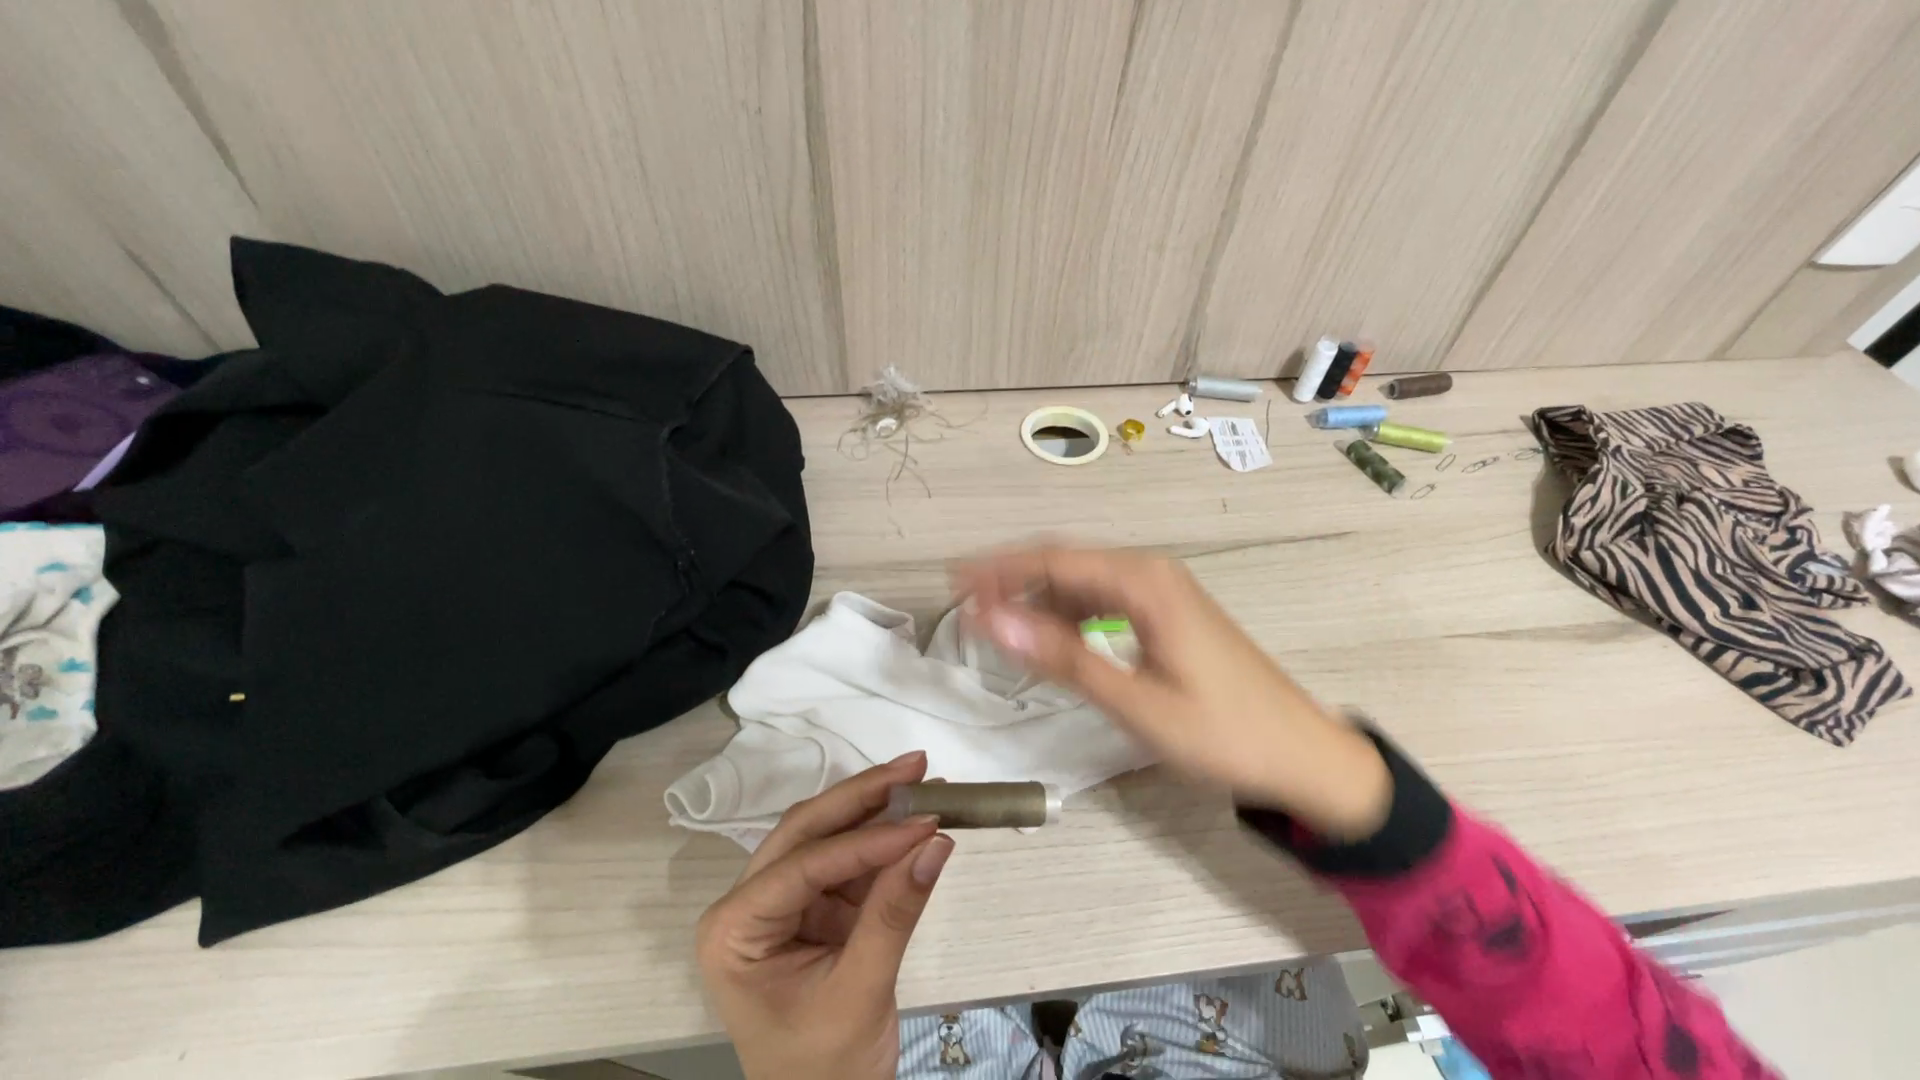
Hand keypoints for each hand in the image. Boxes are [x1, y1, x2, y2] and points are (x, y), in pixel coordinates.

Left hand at [696, 752, 954, 1079]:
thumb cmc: (826, 1069)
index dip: (865, 839)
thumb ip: (894, 914)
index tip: (924, 820)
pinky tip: (918, 822)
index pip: (802, 866)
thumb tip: (937, 843)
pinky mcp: (814, 909)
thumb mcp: (860, 994)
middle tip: (918, 766)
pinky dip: (884, 843)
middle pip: (807, 832)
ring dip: (878, 811)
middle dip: (864, 796)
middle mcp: (749, 904)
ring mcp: (782, 903)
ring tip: (927, 783)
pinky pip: (849, 865)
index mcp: (734, 929)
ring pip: (828, 838)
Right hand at [954, 544, 1391, 838]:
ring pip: (1084, 580)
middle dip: (1012, 579)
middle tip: (965, 604)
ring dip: (1038, 597)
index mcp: (1145, 584)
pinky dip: (1069, 612)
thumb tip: (991, 621)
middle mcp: (1152, 573)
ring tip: (996, 623)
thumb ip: (1061, 658)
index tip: (952, 584)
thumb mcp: (1135, 702)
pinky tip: (1050, 636)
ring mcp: (1164, 591)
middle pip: (1066, 562)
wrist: (1303, 755)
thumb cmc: (1222, 734)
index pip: (1053, 561)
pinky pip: (1105, 598)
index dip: (998, 571)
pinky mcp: (1169, 613)